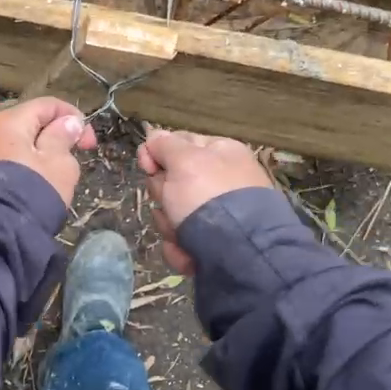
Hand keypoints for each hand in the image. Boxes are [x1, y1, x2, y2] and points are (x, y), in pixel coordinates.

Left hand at [0, 97, 96, 207]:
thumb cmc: (34, 191)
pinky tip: (32, 181)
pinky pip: (2, 160)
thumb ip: (63, 137)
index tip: (89, 142)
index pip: (46, 105)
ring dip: (36, 150)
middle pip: (28, 122)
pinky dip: (20, 163)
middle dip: (54, 134)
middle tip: (74, 155)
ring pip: (14, 142)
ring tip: (54, 171)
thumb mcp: (60, 163)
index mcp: (9, 121)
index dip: (73, 118)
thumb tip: (66, 122)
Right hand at [137, 129, 271, 274]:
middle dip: (163, 195)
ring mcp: (217, 214)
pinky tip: (189, 253)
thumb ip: (164, 145)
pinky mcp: (212, 242)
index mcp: (220, 153)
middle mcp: (220, 181)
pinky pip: (181, 239)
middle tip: (171, 202)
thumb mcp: (184, 160)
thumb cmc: (209, 197)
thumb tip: (154, 136)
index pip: (177, 144)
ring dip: (169, 225)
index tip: (148, 167)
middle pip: (170, 181)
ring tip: (182, 234)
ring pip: (171, 212)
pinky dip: (180, 248)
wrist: (241, 252)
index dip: (156, 154)